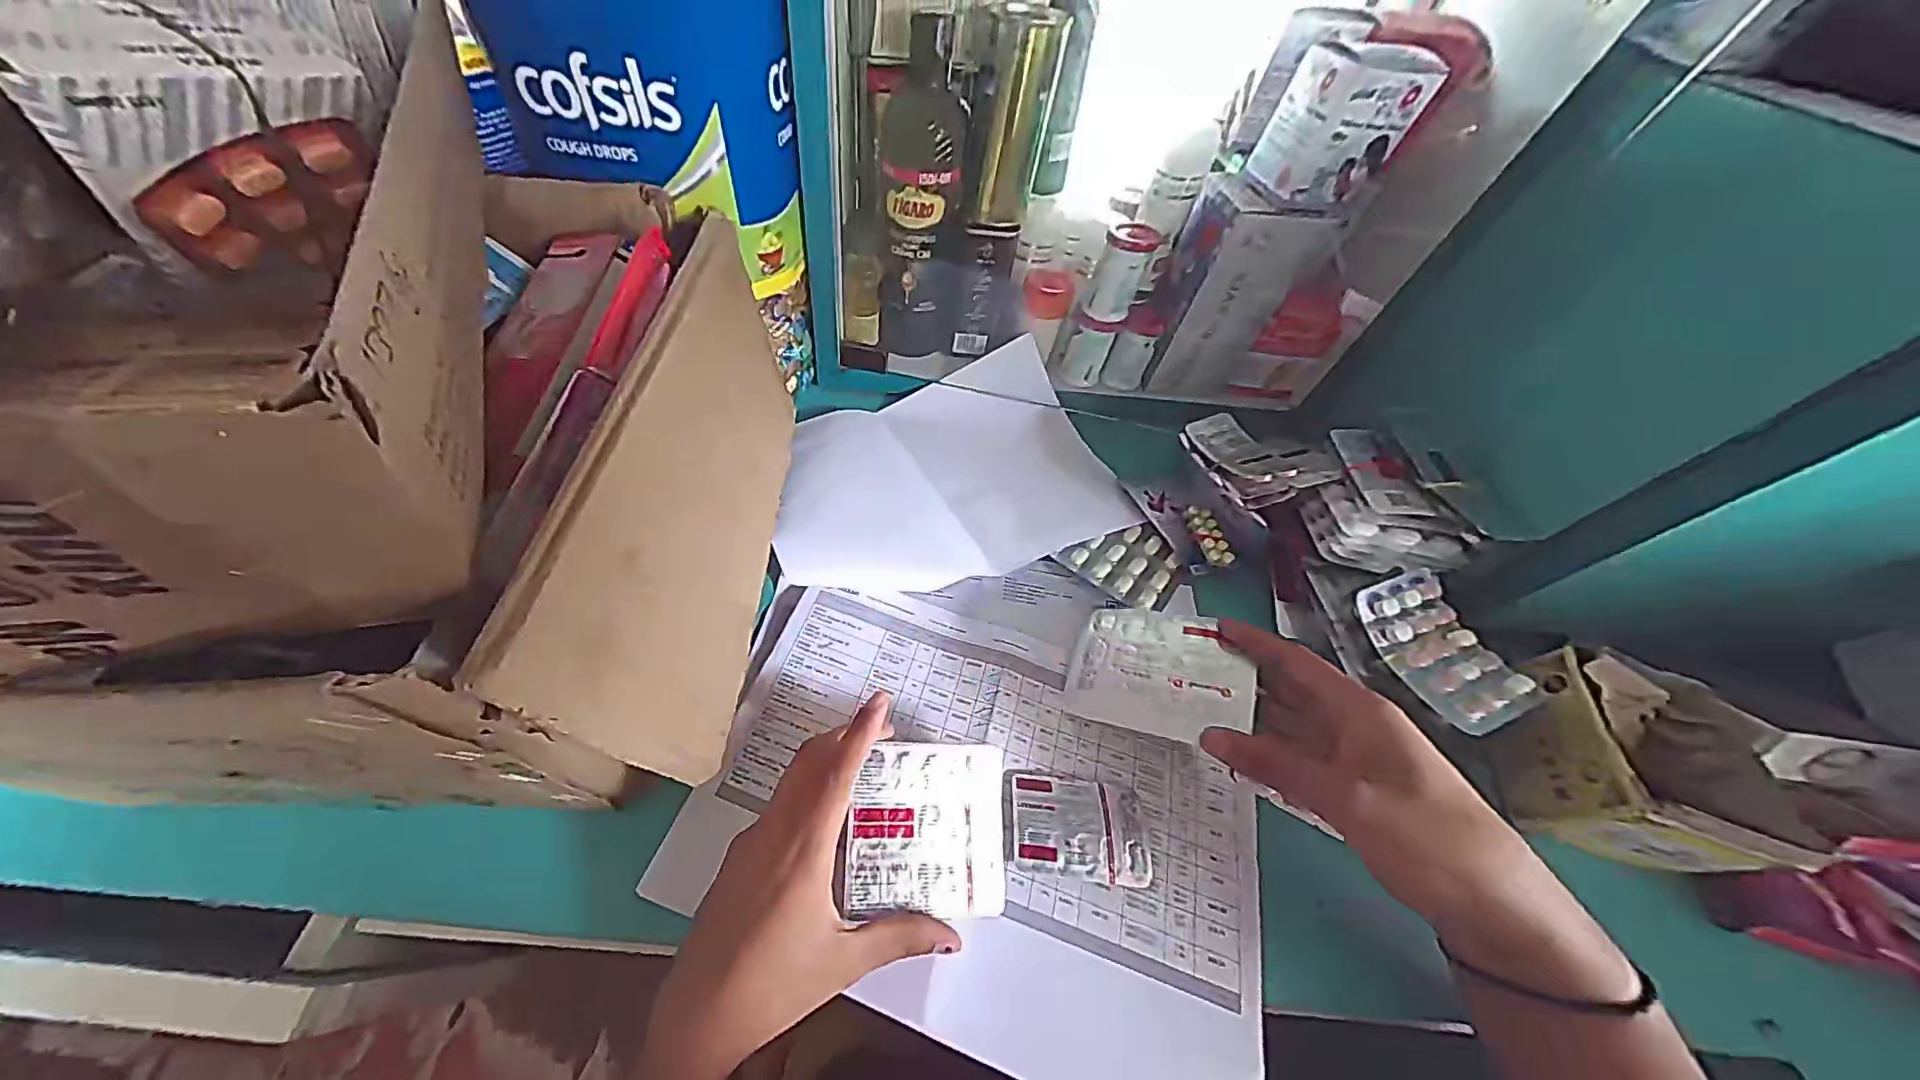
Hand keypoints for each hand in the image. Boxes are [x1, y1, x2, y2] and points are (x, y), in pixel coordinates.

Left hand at [639, 693, 959, 1079]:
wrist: (696, 1019)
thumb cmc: (768, 988)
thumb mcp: (844, 960)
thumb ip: (901, 936)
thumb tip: (946, 935)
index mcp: (802, 851)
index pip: (836, 774)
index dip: (860, 732)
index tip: (878, 704)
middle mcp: (773, 835)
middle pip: (810, 762)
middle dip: (845, 734)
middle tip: (879, 728)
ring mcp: (750, 843)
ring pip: (791, 780)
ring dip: (824, 760)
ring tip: (858, 764)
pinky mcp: (738, 857)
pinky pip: (777, 805)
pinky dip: (806, 790)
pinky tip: (822, 819)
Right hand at [1198, 619, 1537, 924]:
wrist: (1491, 902)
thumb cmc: (1427, 835)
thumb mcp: (1346, 796)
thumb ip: (1276, 763)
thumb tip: (1214, 736)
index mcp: (1359, 712)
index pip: (1298, 664)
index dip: (1257, 643)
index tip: (1219, 628)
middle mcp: (1353, 727)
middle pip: (1289, 693)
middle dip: (1244, 680)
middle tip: (1194, 673)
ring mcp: (1352, 760)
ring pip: (1289, 729)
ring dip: (1249, 722)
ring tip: (1202, 712)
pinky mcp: (1350, 791)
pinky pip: (1296, 763)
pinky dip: (1266, 759)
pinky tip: (1239, 760)